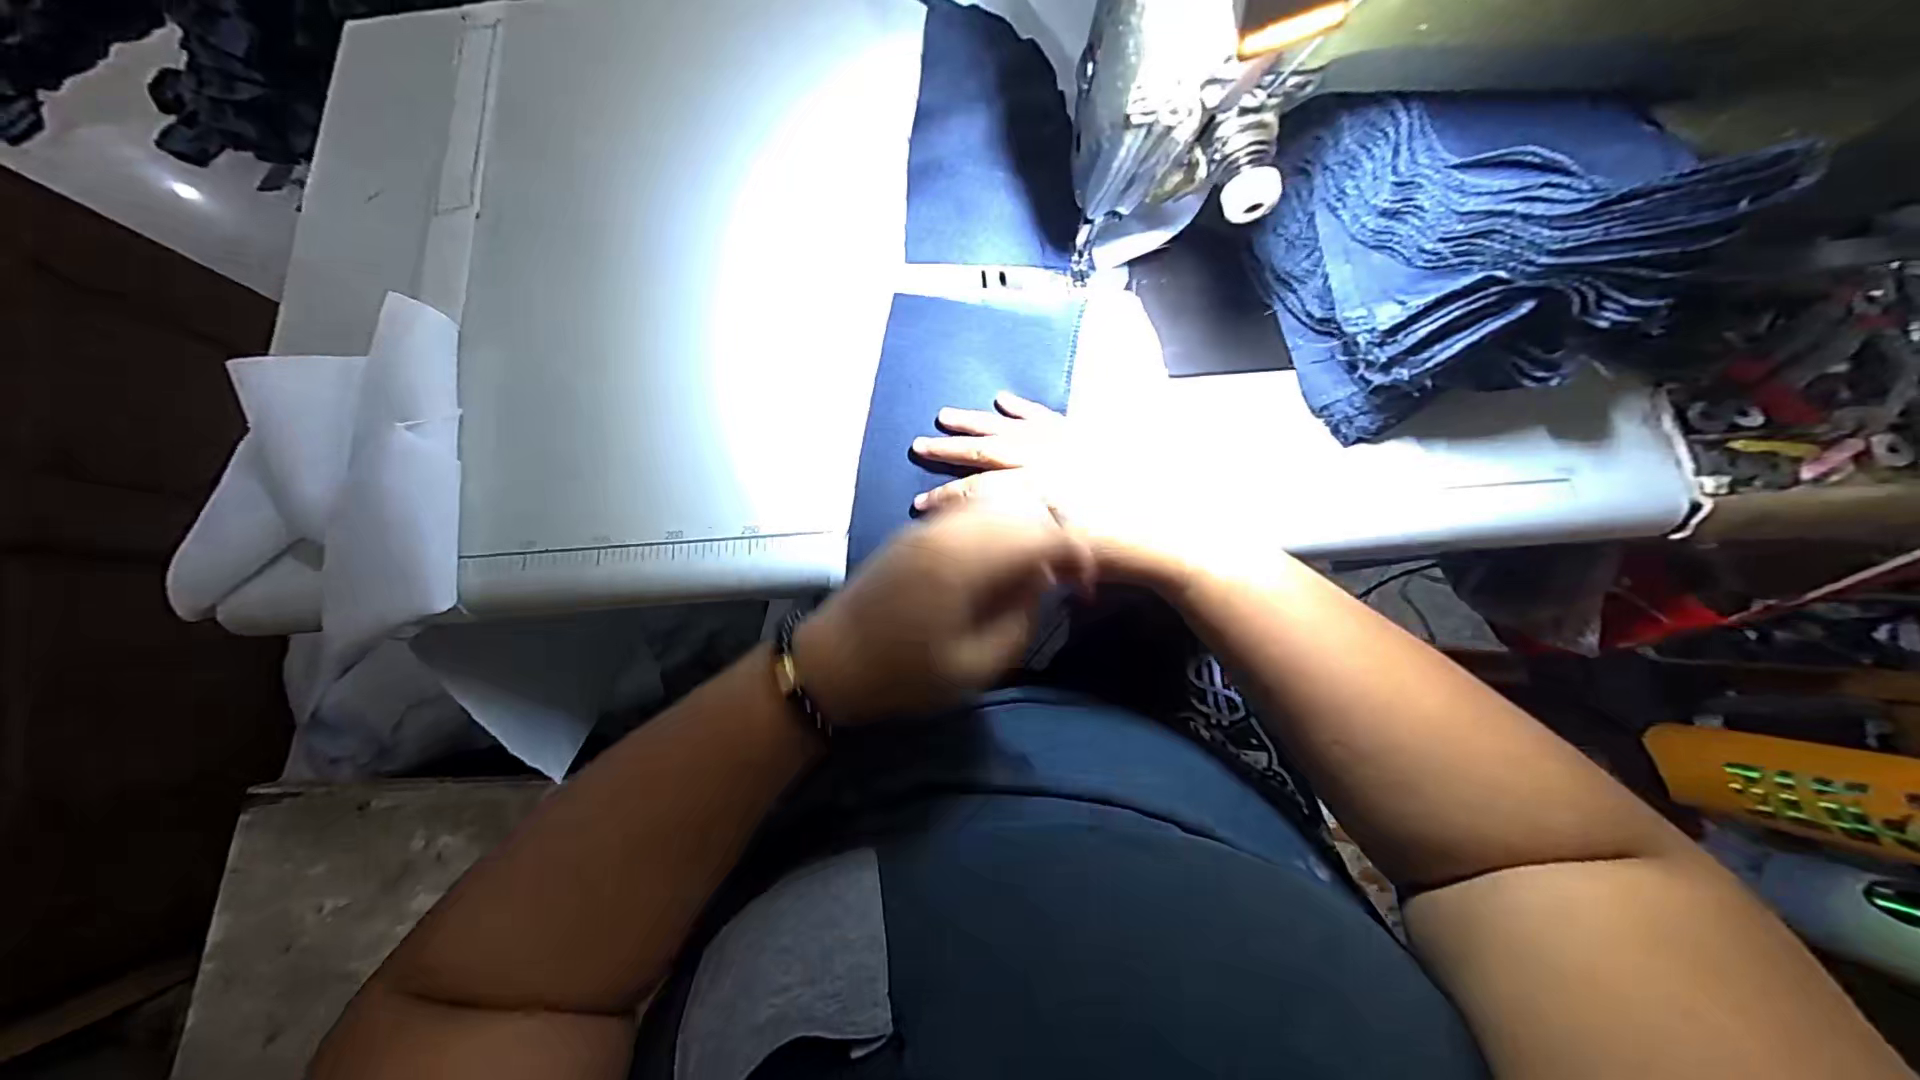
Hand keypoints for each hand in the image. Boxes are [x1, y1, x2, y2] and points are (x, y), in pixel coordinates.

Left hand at [791, 508, 1093, 726]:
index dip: (1075, 554)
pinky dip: (995, 527)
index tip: (1084, 585)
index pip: (1042, 535)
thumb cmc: (903, 675)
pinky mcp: (914, 533)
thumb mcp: (976, 665)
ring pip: (996, 504)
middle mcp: (949, 530)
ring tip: (1032, 570)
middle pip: (1023, 508)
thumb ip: (1021, 618)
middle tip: (1063, 577)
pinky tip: (996, 560)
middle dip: (1054, 536)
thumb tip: (1042, 582)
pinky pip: (969, 513)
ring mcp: (928, 527)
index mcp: (967, 562)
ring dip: (1024, 528)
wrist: (828, 663)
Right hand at [909, 392, 1192, 586]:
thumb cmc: (1120, 555)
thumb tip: (991, 539)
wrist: (1176, 537)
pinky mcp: (1087, 437)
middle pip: (991, 451)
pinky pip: (1048, 417)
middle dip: (952, 450)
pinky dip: (1025, 410)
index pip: (983, 493)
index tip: (919, 505)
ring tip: (946, 415)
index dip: (948, 498)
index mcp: (1042, 493)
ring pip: (1014, 429)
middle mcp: (1050, 462)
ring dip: (978, 423)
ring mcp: (1069, 445)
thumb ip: (1025, 542)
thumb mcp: (1067, 557)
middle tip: (920, 445)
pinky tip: (1004, 399)